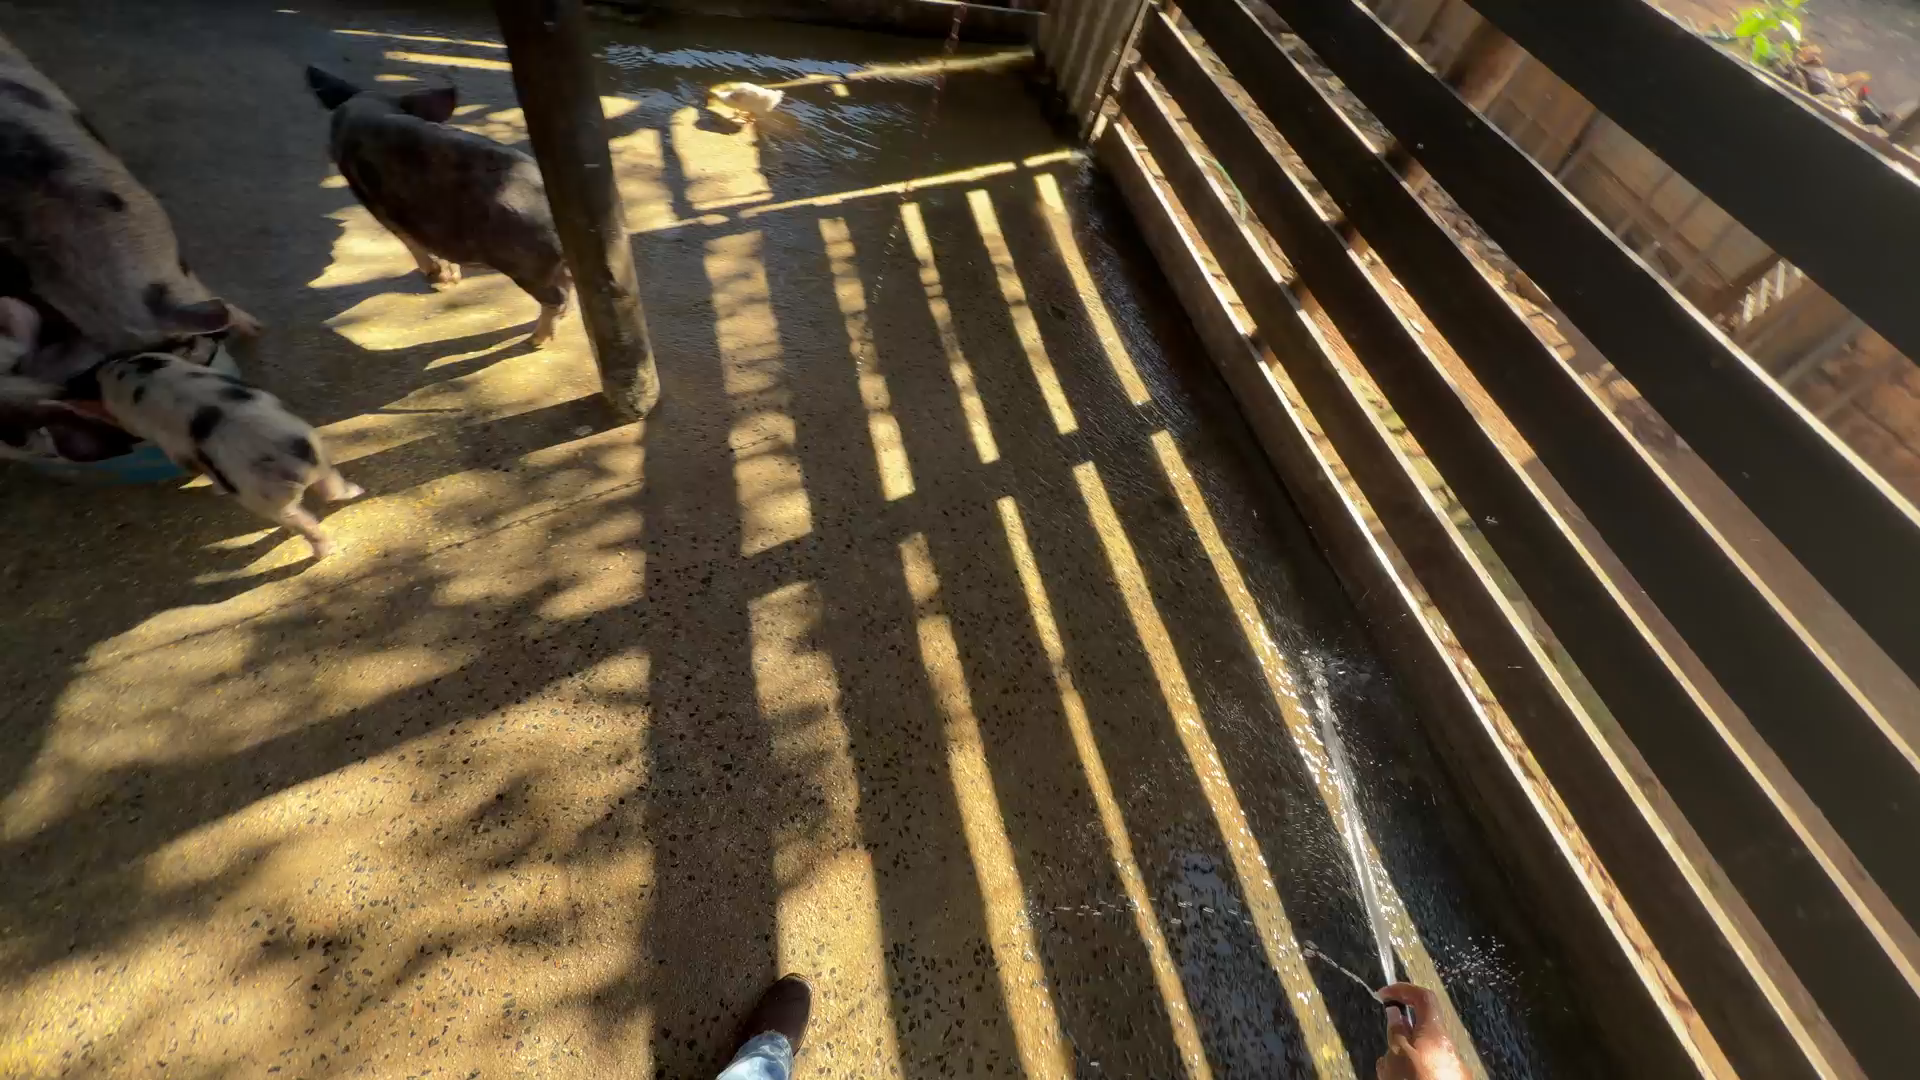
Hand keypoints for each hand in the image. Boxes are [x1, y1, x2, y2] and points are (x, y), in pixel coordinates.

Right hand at [1375, 983, 1468, 1079]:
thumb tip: (1395, 1014)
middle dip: (1401, 1035)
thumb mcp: (1396, 1056)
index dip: (1403, 989)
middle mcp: (1451, 1050)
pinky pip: (1431, 1070)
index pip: (1424, 996)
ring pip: (1424, 1053)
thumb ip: (1395, 1032)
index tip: (1383, 996)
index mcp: (1437, 1035)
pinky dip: (1415, 1073)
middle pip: (1423, 1029)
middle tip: (1386, 1051)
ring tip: (1392, 1073)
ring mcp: (1455, 1070)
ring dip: (1406, 1058)